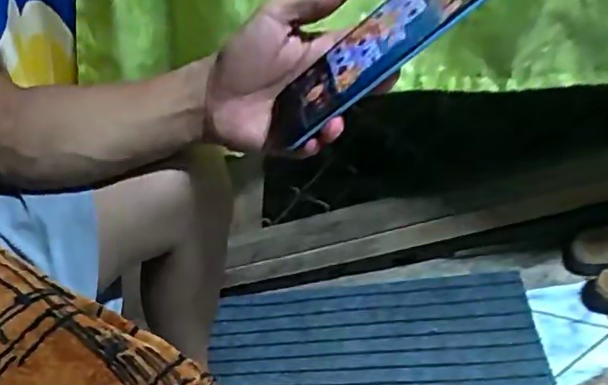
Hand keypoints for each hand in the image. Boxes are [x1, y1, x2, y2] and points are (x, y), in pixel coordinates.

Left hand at [205, 0, 390, 155]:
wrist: (211, 95)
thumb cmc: (242, 55)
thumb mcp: (273, 17)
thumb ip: (306, 3)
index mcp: (317, 55)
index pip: (354, 52)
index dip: (377, 51)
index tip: (396, 49)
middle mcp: (314, 87)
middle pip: (350, 89)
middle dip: (369, 89)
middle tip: (383, 85)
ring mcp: (301, 116)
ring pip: (330, 121)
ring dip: (337, 123)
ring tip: (335, 124)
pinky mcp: (284, 141)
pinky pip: (304, 147)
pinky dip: (310, 146)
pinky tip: (312, 140)